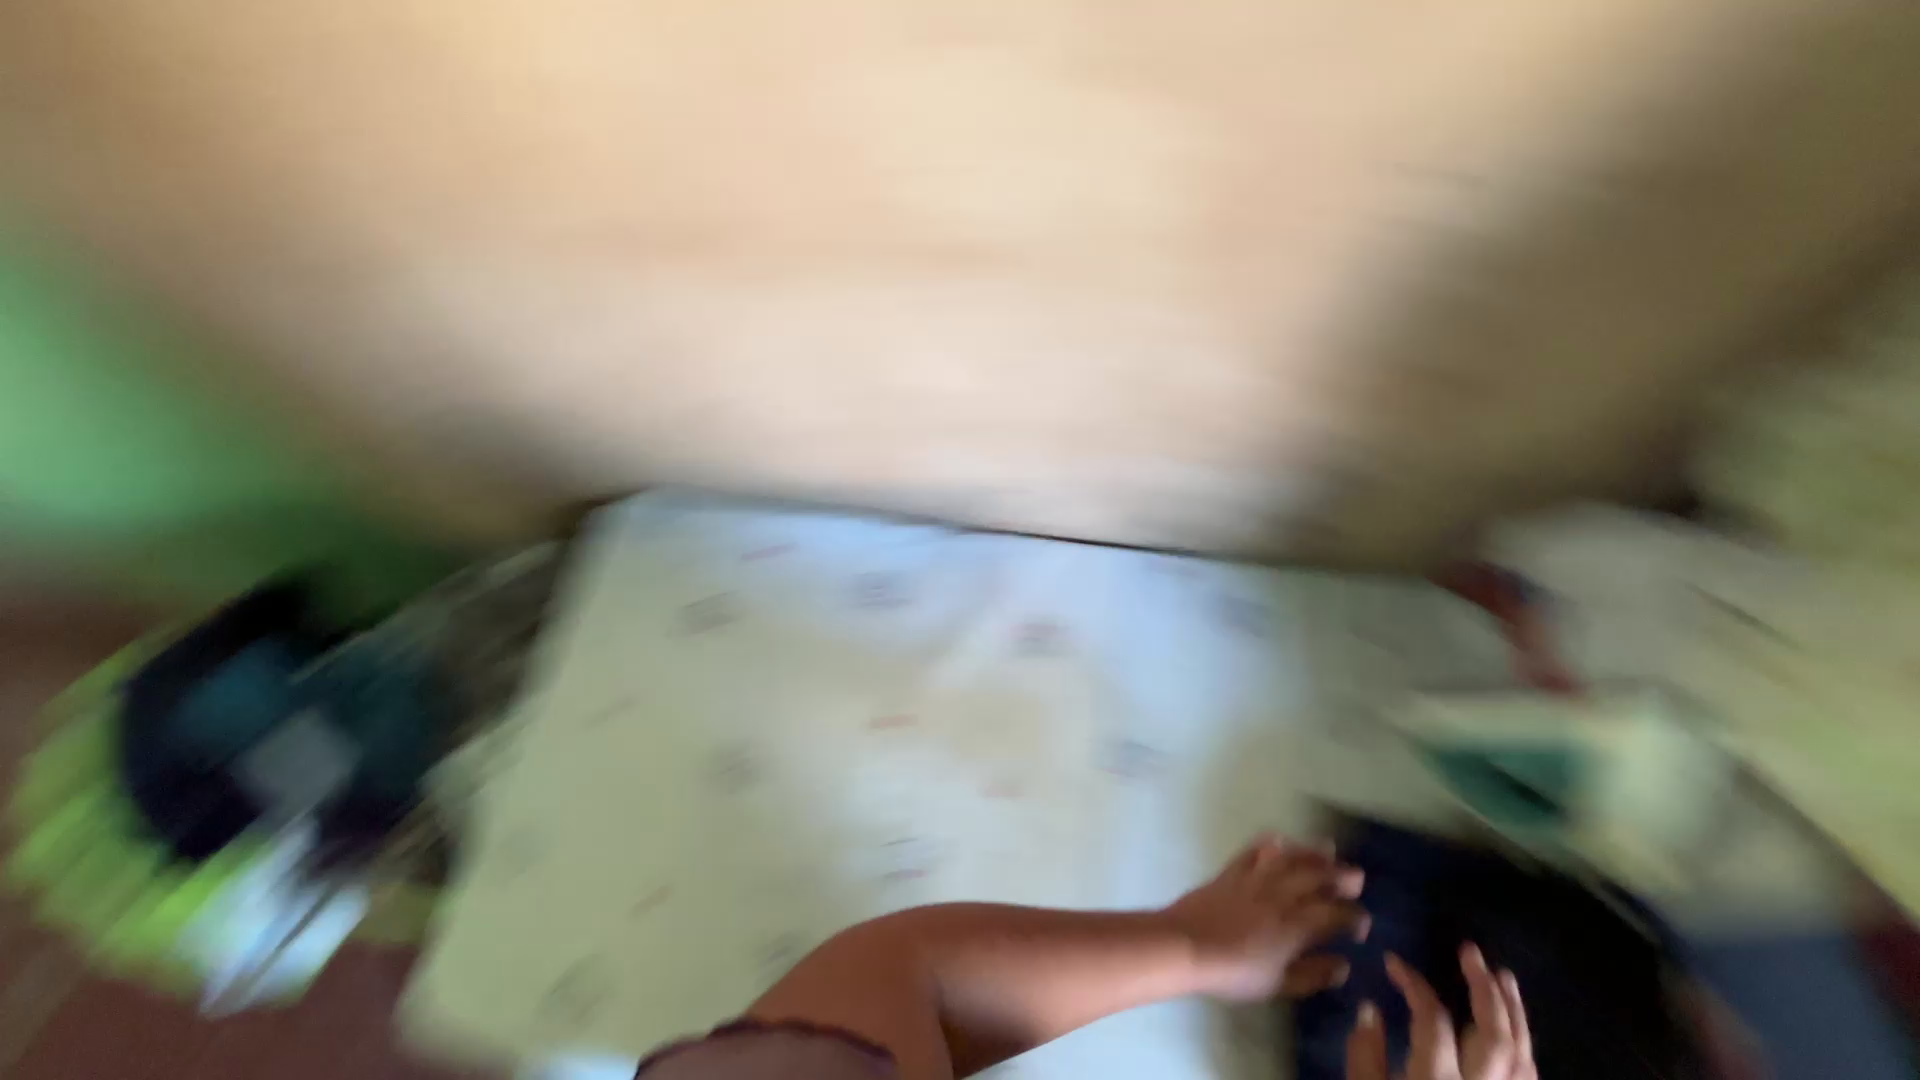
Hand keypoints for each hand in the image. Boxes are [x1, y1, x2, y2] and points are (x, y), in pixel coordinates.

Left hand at [1162, 834, 1368, 1001]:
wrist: (1186, 945)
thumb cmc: (1233, 971)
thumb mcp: (1278, 984)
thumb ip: (1312, 974)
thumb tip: (1342, 964)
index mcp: (1296, 925)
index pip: (1335, 914)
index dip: (1353, 917)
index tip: (1362, 922)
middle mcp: (1280, 896)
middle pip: (1316, 878)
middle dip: (1341, 876)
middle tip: (1357, 876)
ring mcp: (1254, 880)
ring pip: (1289, 859)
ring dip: (1311, 853)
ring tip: (1328, 849)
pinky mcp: (1231, 872)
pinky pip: (1254, 851)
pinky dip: (1270, 844)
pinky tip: (1279, 840)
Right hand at [1346, 945, 1534, 1079]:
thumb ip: (1365, 1057)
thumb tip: (1369, 1010)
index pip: (1432, 1020)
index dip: (1414, 984)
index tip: (1393, 961)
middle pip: (1494, 1036)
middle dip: (1484, 989)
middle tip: (1471, 951)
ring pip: (1521, 1054)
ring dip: (1514, 1012)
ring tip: (1503, 977)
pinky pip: (1529, 1076)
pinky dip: (1524, 1046)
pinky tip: (1515, 1029)